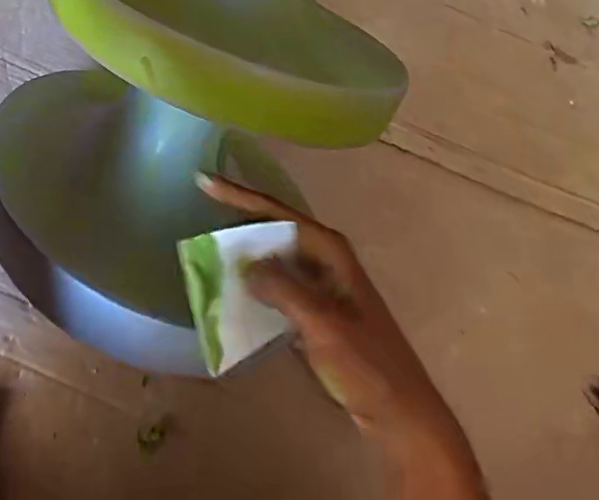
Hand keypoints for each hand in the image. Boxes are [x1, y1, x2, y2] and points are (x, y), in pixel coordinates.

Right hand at [198, 174, 486, 497]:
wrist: (400, 417)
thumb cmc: (367, 365)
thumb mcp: (323, 323)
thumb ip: (282, 288)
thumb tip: (243, 265)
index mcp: (328, 250)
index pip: (276, 211)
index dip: (238, 194)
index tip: (203, 181)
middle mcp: (321, 258)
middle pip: (270, 228)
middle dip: (235, 220)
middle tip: (198, 211)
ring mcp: (316, 284)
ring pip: (268, 257)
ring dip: (239, 253)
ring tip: (203, 248)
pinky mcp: (309, 309)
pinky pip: (270, 284)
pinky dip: (248, 283)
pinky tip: (225, 287)